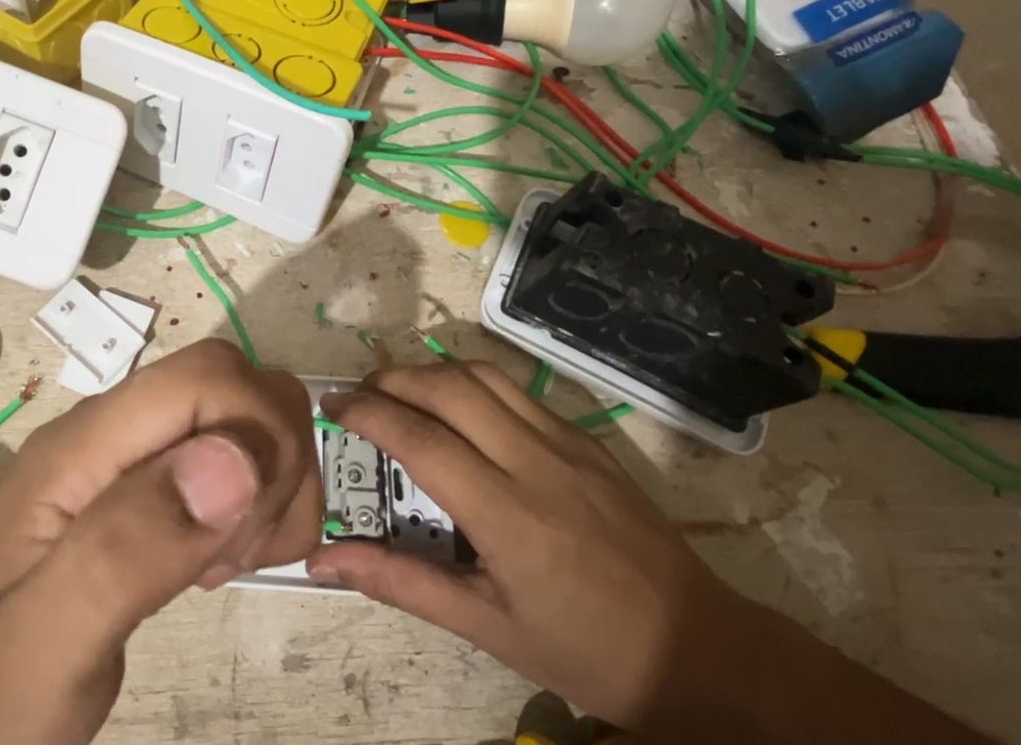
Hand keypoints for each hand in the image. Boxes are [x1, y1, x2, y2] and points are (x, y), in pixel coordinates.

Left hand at [0, 339, 322, 744]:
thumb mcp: (47, 638)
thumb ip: (130, 545)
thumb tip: (234, 458)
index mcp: (80, 450)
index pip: (205, 377)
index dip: (258, 434)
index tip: (247, 533)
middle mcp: (104, 439)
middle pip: (228, 387)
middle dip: (270, 459)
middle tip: (238, 555)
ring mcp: (119, 467)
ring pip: (234, 422)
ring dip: (266, 486)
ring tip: (225, 567)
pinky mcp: (134, 501)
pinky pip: (220, 469)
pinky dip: (250, 507)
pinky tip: (217, 566)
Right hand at [307, 362, 754, 731]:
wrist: (699, 648)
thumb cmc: (584, 648)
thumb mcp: (486, 627)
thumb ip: (400, 583)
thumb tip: (321, 560)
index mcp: (508, 516)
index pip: (420, 440)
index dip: (367, 414)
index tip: (331, 407)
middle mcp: (537, 463)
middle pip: (449, 388)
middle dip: (392, 379)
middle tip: (358, 396)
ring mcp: (569, 444)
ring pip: (485, 376)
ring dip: (432, 372)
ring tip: (399, 392)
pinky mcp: (590, 441)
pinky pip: (518, 391)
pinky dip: (472, 384)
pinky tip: (458, 411)